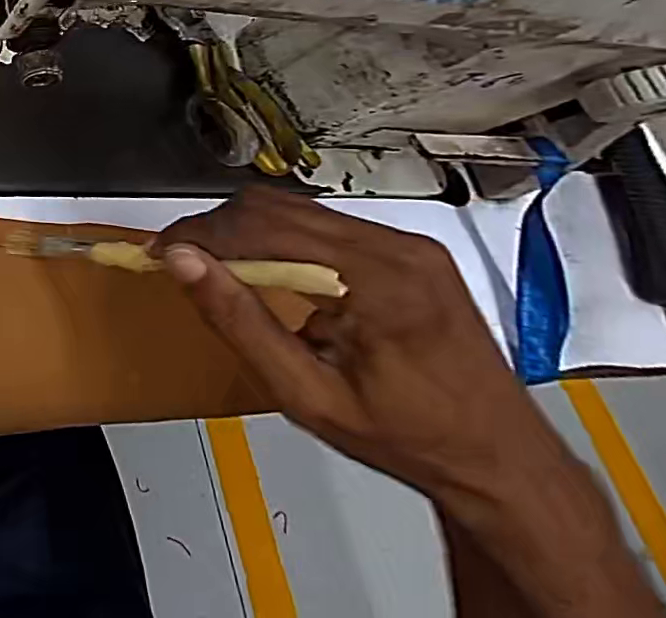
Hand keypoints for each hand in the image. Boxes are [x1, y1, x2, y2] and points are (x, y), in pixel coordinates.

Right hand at [152, 186, 574, 511]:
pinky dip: (278, 239)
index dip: (201, 234)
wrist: (499, 460)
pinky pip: (322, 223)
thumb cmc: (413, 438)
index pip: (264, 227)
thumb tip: (188, 265)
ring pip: (295, 208)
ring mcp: (406, 244)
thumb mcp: (307, 395)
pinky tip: (265, 272)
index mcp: (382, 281)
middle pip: (276, 206)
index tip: (165, 251)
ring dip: (245, 232)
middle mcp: (399, 248)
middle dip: (217, 229)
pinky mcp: (405, 249)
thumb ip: (239, 321)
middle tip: (183, 261)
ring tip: (217, 269)